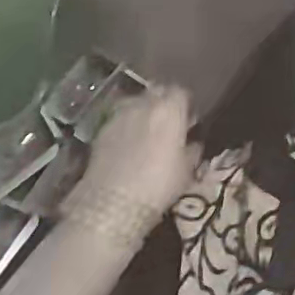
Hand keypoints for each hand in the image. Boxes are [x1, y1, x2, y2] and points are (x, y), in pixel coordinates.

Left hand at [74, 84, 199, 211]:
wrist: (113, 202)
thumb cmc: (159, 185)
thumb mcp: (186, 170)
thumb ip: (192, 150)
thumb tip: (193, 143)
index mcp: (170, 109)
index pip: (181, 92)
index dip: (186, 104)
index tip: (189, 118)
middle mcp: (144, 104)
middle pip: (157, 91)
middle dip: (164, 102)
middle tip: (169, 122)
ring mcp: (120, 114)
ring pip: (135, 102)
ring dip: (143, 111)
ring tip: (147, 131)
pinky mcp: (101, 129)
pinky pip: (119, 118)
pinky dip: (126, 125)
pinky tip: (128, 143)